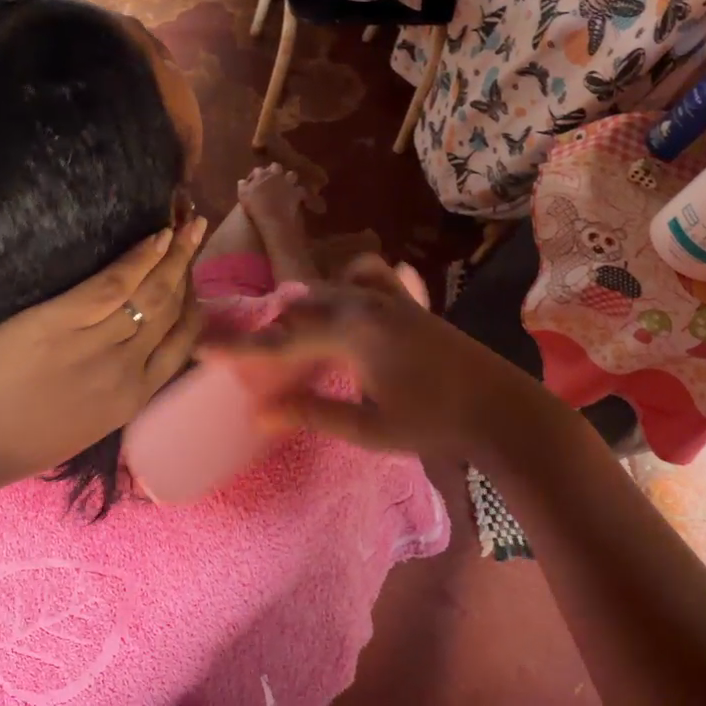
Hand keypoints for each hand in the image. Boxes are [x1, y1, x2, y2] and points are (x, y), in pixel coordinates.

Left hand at [0, 214, 209, 515]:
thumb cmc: (9, 442)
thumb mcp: (79, 429)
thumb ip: (110, 391)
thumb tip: (129, 352)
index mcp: (131, 401)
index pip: (180, 344)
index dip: (193, 306)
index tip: (194, 278)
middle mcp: (126, 373)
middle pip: (171, 311)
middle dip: (188, 269)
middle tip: (197, 233)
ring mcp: (96, 348)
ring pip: (151, 294)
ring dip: (174, 254)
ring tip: (187, 224)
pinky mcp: (59, 323)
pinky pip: (112, 285)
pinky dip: (139, 258)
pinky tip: (155, 237)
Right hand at [220, 254, 500, 457]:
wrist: (504, 411)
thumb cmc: (436, 425)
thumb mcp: (369, 428)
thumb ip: (313, 412)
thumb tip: (258, 412)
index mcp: (351, 333)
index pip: (281, 340)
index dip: (239, 347)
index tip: (201, 346)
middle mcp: (364, 304)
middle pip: (298, 305)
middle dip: (264, 324)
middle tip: (236, 342)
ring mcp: (388, 298)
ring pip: (327, 287)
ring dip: (299, 305)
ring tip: (280, 327)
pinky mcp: (407, 301)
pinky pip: (366, 276)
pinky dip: (344, 282)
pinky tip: (340, 300)